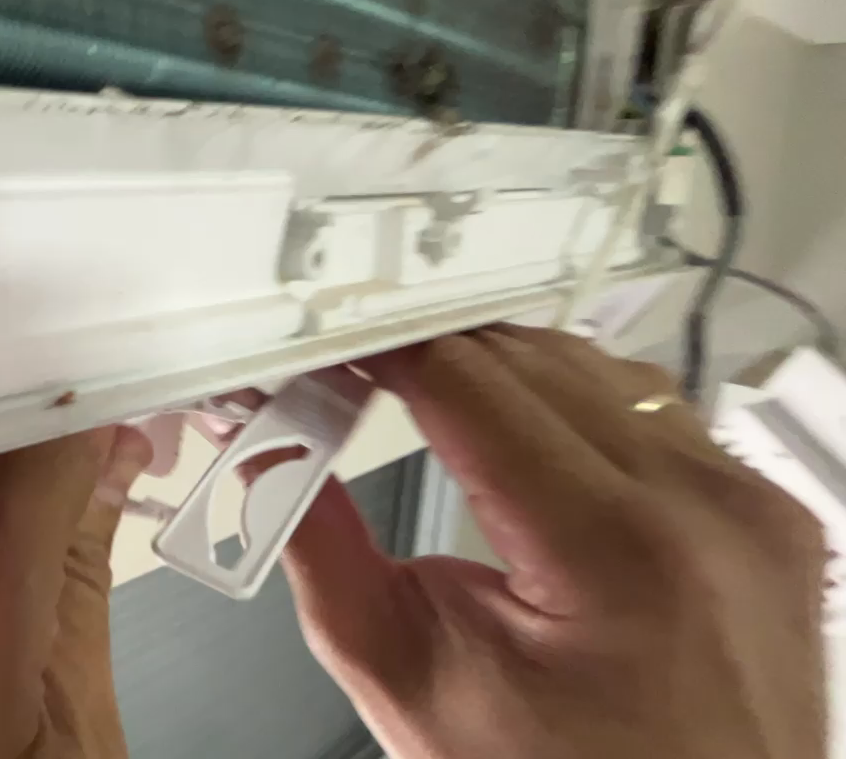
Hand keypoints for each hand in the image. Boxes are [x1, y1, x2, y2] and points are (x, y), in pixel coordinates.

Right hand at [269, 326, 827, 758]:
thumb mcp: (385, 657)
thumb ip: (309, 533)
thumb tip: (258, 438)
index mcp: (616, 550)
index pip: (460, 377)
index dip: (369, 347)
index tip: (311, 349)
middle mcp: (704, 508)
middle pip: (509, 352)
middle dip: (406, 350)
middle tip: (334, 373)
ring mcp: (742, 499)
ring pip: (564, 356)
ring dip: (467, 361)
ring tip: (395, 389)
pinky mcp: (747, 501)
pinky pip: (620, 392)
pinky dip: (533, 384)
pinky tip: (482, 414)